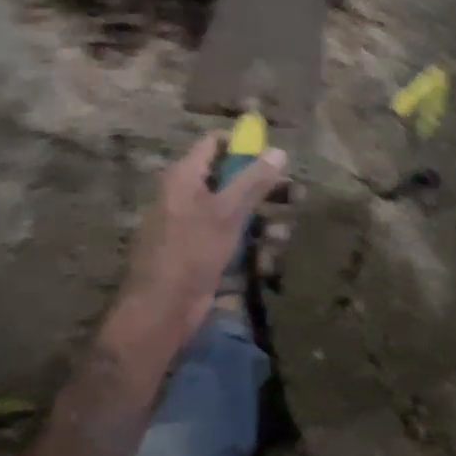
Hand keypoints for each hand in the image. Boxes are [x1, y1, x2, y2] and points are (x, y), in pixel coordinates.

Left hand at [119, 132, 287, 335]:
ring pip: (237, 213)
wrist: (160, 312)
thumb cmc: (191, 251)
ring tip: (283, 235)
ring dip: (264, 222)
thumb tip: (279, 150)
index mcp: (185, 177)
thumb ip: (254, 180)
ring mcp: (194, 228)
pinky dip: (250, 247)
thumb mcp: (227, 212)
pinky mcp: (202, 255)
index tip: (272, 156)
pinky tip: (267, 262)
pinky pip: (231, 240)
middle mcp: (187, 197)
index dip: (244, 144)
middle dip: (265, 189)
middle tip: (295, 195)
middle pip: (233, 180)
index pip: (215, 144)